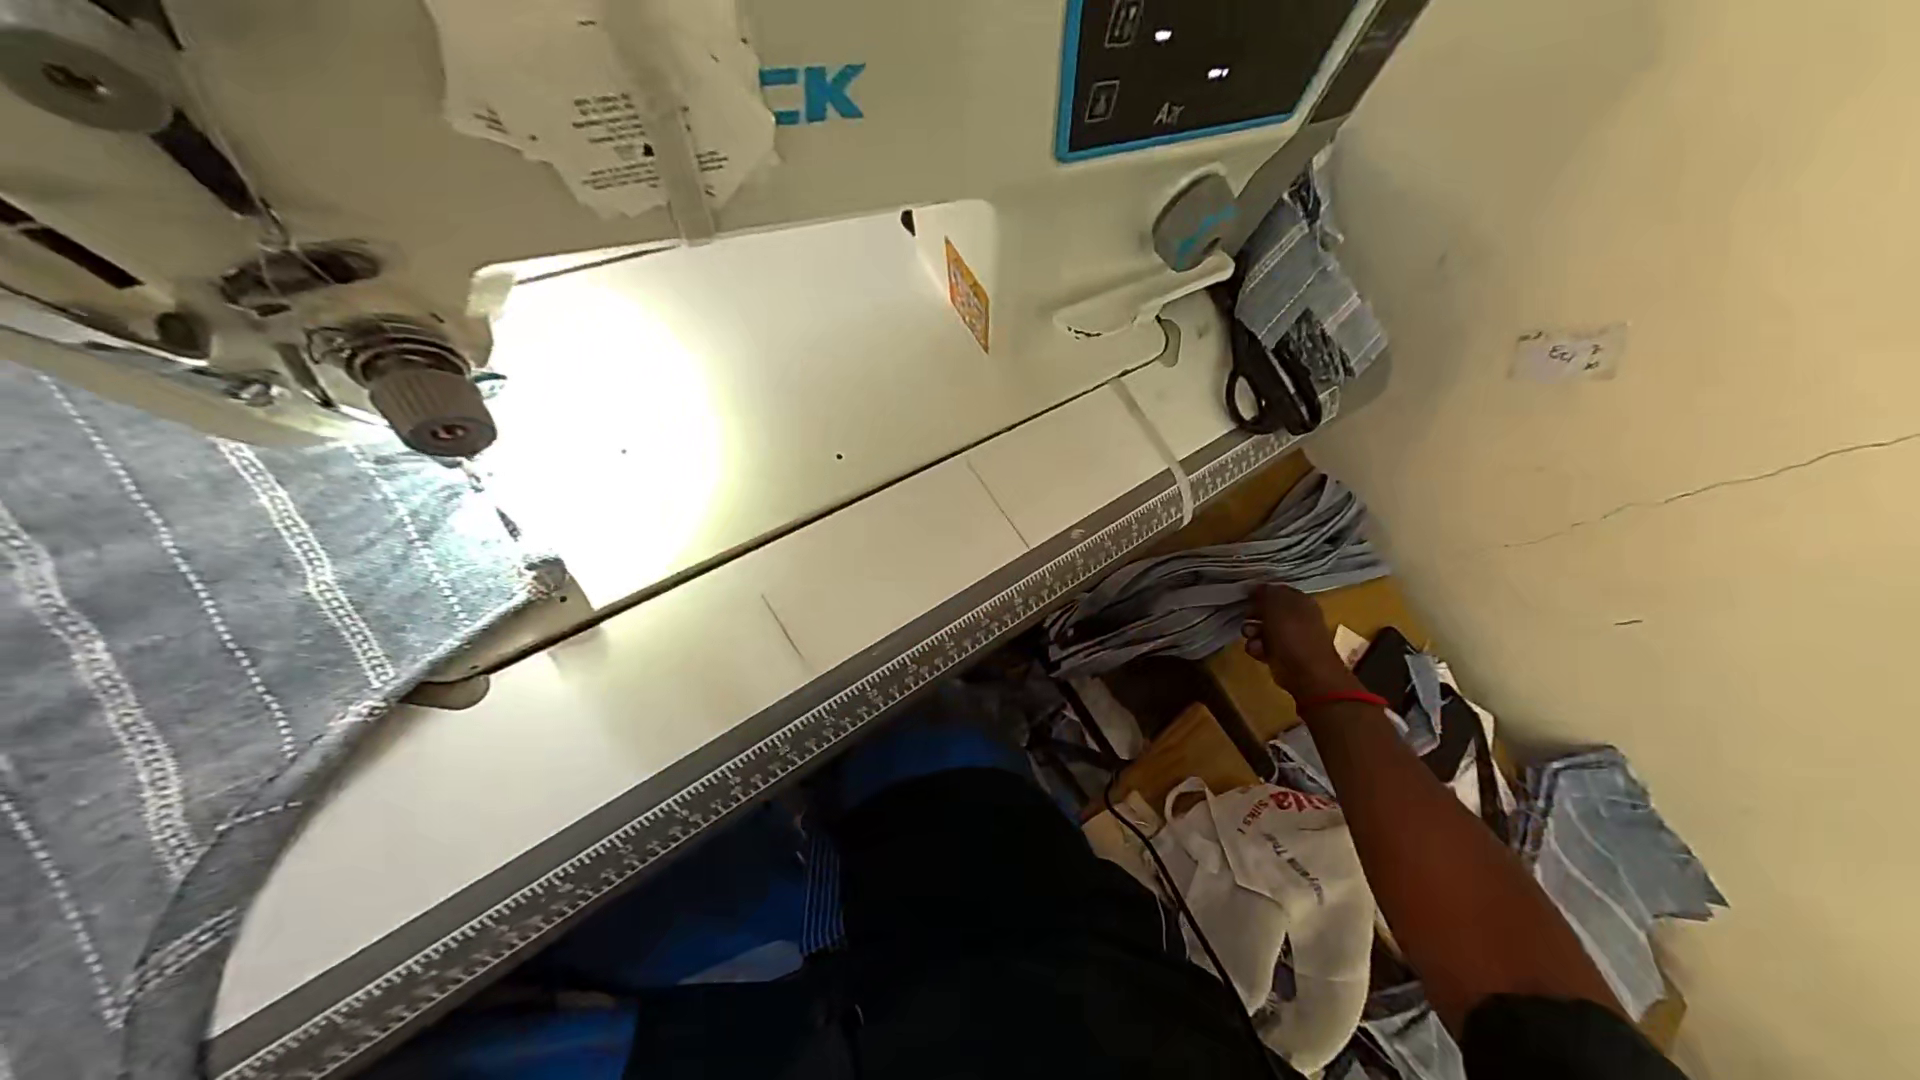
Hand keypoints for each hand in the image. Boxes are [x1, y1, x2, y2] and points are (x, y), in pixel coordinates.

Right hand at [1241, 584, 1364, 700]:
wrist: (1306, 672)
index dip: (1261, 592)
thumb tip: (1256, 587)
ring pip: (1262, 628)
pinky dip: (1257, 648)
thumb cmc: (1292, 634)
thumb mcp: (1276, 605)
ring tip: (1251, 637)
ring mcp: (1289, 636)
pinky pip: (1262, 645)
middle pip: (1268, 609)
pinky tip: (1258, 651)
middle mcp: (1296, 617)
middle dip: (1254, 613)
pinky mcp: (1281, 654)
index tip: (1245, 596)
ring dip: (1252, 631)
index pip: (1277, 590)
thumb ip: (1266, 593)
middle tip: (1246, 616)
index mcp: (1301, 601)